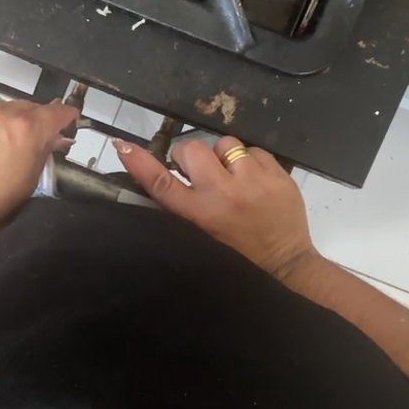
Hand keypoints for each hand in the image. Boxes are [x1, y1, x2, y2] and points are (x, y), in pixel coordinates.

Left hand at [0, 99, 79, 231]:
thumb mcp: (29, 179)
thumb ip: (44, 152)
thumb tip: (55, 138)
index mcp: (28, 130)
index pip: (56, 112)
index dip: (66, 116)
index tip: (70, 118)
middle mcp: (5, 113)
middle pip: (30, 107)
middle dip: (36, 120)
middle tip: (35, 136)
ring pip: (4, 108)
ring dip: (10, 120)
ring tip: (5, 140)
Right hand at [114, 135, 317, 280]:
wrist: (285, 263)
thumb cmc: (236, 255)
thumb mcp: (201, 237)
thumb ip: (182, 209)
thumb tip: (166, 175)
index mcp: (199, 215)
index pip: (161, 182)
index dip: (140, 162)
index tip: (123, 146)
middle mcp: (224, 194)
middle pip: (192, 149)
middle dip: (189, 155)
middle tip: (196, 171)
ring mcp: (254, 181)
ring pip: (225, 145)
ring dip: (222, 156)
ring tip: (230, 177)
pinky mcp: (277, 175)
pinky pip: (253, 150)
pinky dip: (248, 161)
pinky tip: (252, 180)